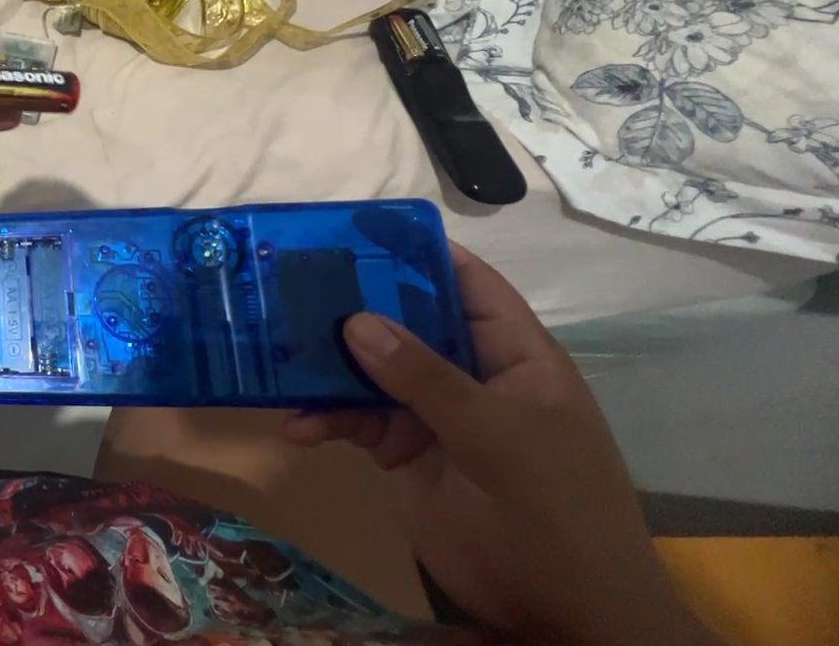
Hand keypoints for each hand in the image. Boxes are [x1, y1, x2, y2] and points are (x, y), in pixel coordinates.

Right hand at [284, 246, 715, 645]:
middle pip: (404, 320)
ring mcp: (431, 412)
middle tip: (290, 284)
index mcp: (512, 358)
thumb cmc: (554, 515)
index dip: (421, 253)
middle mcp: (467, 374)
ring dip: (324, 366)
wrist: (561, 617)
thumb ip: (426, 380)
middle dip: (351, 305)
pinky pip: (352, 418)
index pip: (469, 285)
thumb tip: (356, 321)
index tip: (358, 231)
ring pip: (367, 368)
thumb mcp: (497, 441)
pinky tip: (297, 427)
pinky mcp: (400, 448)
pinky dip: (323, 419)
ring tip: (278, 356)